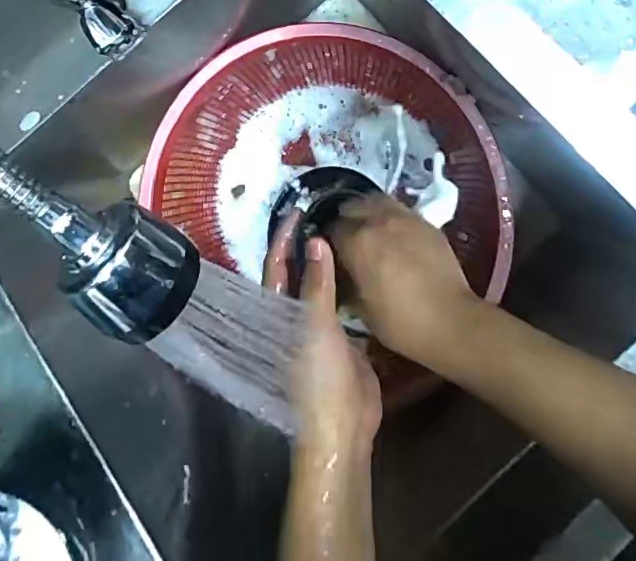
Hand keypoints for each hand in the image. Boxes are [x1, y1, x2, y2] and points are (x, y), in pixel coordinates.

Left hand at [265, 211, 380, 456]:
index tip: (297, 209)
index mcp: (277, 310)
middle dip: (305, 244)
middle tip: (324, 212)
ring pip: (318, 285)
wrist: (344, 426)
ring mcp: (316, 325)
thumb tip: (315, 240)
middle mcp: (292, 314)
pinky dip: (345, 283)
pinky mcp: (338, 337)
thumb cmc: (319, 376)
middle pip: (296, 271)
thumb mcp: (316, 326)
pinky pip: (339, 302)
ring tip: (342, 231)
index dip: (285, 236)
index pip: (277, 264)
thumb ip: (317, 284)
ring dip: (326, 261)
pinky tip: (358, 265)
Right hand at [327, 194, 483, 366]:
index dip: (329, 242)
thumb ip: (345, 282)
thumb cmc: (401, 322)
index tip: (332, 254)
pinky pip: (400, 210)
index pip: (331, 229)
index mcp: (356, 241)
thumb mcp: (361, 309)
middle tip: (350, 241)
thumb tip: (340, 273)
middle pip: (352, 207)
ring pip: (376, 201)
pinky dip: (392, 217)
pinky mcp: (426, 223)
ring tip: (371, 230)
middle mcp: (377, 220)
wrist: (452, 321)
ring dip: (368, 211)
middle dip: (346, 220)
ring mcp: (405, 218)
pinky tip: (396, 235)